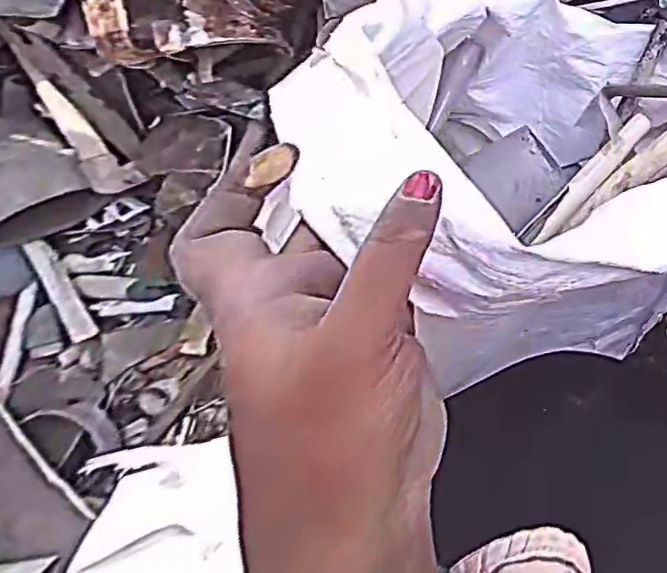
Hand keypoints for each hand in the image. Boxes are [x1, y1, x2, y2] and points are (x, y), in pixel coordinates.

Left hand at [173, 145, 445, 572]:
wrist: (360, 516)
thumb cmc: (325, 454)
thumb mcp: (356, 335)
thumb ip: (389, 256)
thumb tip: (414, 187)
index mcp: (257, 309)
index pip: (221, 234)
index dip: (242, 187)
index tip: (285, 150)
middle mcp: (294, 311)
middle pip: (304, 234)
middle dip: (338, 194)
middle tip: (380, 154)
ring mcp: (342, 325)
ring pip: (359, 255)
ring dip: (387, 223)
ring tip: (423, 190)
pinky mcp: (385, 339)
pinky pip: (398, 279)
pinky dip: (419, 254)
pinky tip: (444, 242)